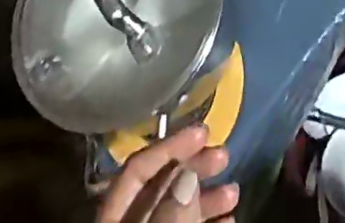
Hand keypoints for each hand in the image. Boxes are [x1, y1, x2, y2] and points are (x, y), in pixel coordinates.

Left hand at [96, 125, 239, 222]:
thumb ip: (169, 213)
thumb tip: (188, 173)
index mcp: (112, 214)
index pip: (137, 168)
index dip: (170, 146)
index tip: (204, 131)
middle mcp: (125, 218)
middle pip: (158, 184)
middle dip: (193, 167)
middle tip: (223, 156)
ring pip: (174, 208)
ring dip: (206, 195)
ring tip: (233, 192)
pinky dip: (205, 220)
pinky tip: (229, 217)